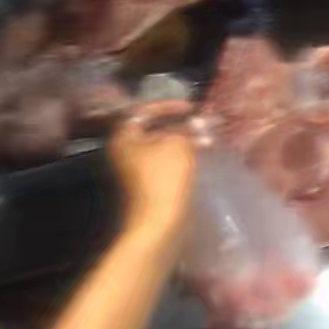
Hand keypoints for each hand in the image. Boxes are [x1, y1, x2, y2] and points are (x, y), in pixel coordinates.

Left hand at [109, 101, 197, 234]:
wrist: (158, 222)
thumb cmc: (164, 178)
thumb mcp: (178, 144)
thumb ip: (187, 128)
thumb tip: (198, 122)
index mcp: (124, 137)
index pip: (143, 110)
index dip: (169, 105)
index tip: (192, 108)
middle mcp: (124, 151)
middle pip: (152, 129)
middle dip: (178, 124)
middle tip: (200, 123)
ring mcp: (135, 170)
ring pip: (160, 147)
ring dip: (182, 140)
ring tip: (205, 139)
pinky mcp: (147, 185)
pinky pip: (164, 162)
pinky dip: (180, 156)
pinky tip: (199, 155)